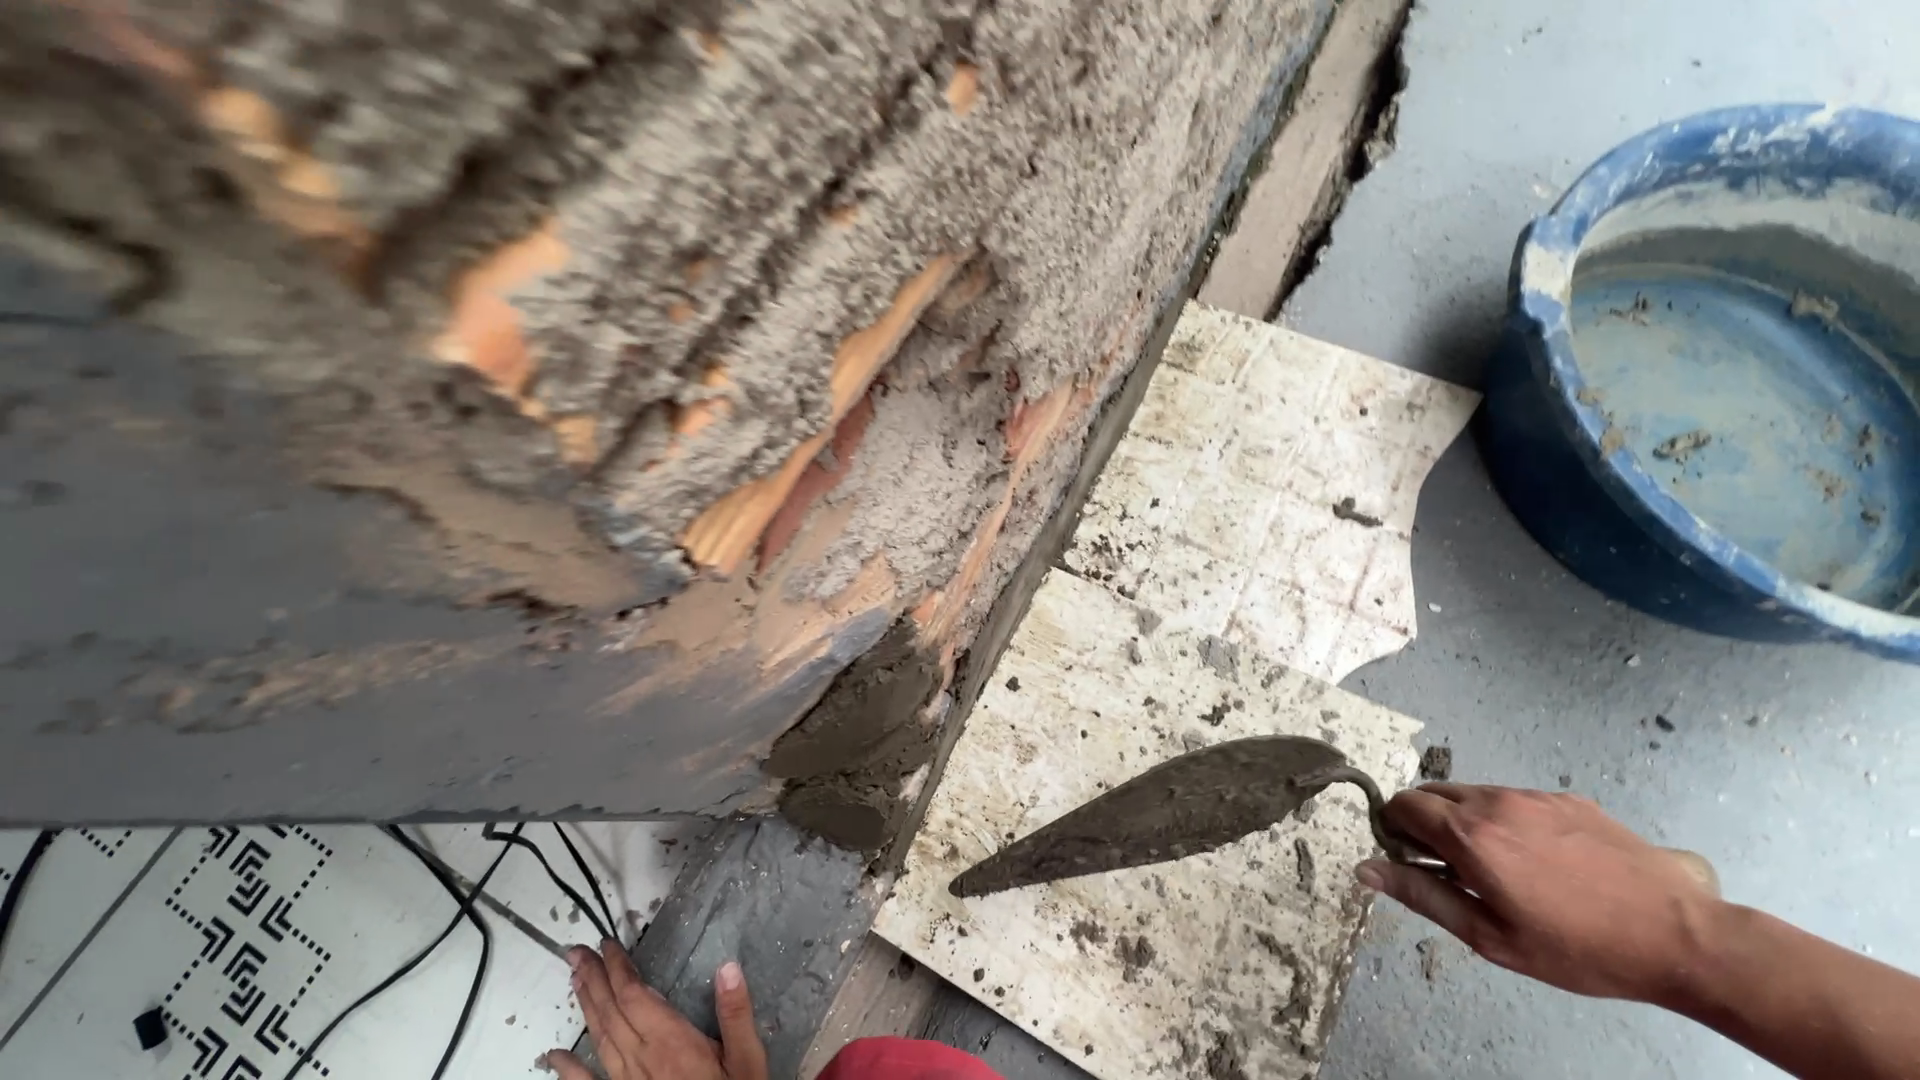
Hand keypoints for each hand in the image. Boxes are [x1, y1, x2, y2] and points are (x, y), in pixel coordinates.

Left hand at [542, 940, 767, 1079]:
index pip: (636, 997)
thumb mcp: (748, 1060)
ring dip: (585, 1008)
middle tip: (576, 952)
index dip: (619, 969)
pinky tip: (552, 1056)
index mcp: (672, 1044)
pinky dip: (569, 1070)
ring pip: (600, 1040)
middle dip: (594, 979)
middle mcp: (642, 1062)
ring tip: (574, 980)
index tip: (608, 945)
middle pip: (612, 1013)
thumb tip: (727, 967)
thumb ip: (736, 1014)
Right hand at [1356, 783, 1719, 1003]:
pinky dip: (1506, 819)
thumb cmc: (1579, 949)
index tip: (1410, 860)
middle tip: (1451, 868)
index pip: (1402, 805)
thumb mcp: (1490, 937)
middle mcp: (1494, 802)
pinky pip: (1514, 799)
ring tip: (1502, 867)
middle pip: (1432, 793)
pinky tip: (1542, 860)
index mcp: (1469, 835)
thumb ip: (1422, 895)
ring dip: (1465, 820)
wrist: (1684, 938)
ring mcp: (1534, 796)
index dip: (1394, 829)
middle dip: (1426, 823)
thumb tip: (1364, 868)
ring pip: (1472, 794)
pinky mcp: (1567, 798)